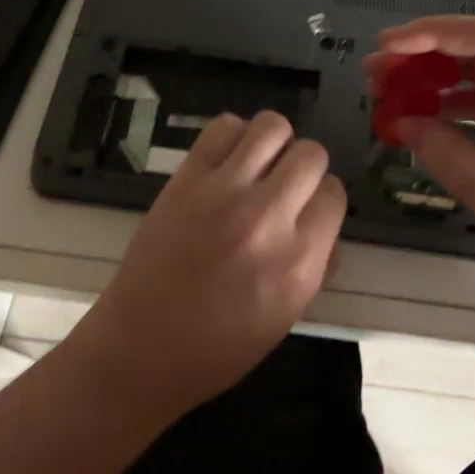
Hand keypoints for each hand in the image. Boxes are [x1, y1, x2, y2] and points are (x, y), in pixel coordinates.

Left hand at [62, 111, 346, 418]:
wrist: (140, 348)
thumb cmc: (218, 347)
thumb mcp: (286, 317)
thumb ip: (315, 264)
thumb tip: (323, 224)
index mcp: (297, 263)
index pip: (335, 195)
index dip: (324, 200)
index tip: (308, 210)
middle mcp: (266, 219)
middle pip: (311, 155)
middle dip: (305, 168)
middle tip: (285, 187)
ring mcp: (223, 192)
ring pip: (273, 127)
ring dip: (275, 143)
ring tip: (260, 166)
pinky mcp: (187, 177)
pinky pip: (225, 126)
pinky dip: (234, 136)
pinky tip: (229, 162)